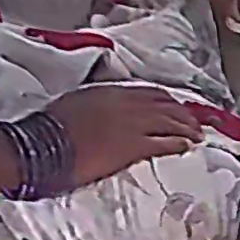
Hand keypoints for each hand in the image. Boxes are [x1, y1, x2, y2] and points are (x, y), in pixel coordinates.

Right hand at [44, 85, 201, 185]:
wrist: (41, 145)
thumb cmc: (53, 127)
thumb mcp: (79, 102)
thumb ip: (103, 103)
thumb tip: (116, 110)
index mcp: (110, 92)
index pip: (151, 93)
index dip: (170, 102)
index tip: (179, 109)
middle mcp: (126, 104)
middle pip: (167, 107)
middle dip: (185, 116)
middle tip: (196, 125)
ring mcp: (133, 125)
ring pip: (171, 124)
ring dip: (189, 130)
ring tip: (198, 136)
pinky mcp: (135, 145)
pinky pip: (166, 143)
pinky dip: (180, 144)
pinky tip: (187, 147)